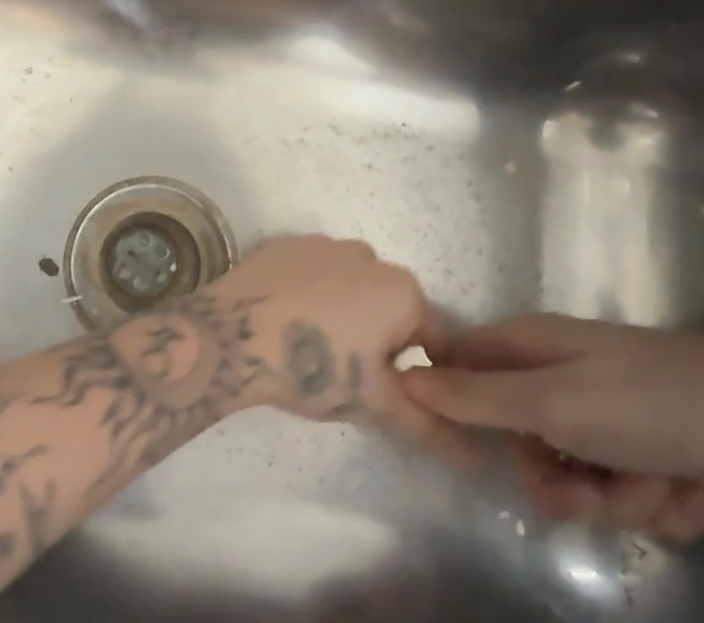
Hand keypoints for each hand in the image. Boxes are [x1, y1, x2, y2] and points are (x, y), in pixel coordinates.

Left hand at [208, 236, 462, 457]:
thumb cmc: (312, 367)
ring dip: (341, 313)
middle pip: (389, 308)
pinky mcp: (281, 244)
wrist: (228, 336)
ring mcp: (321, 243)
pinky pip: (308, 273)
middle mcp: (368, 255)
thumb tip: (476, 458)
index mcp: (402, 290)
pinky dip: (305, 294)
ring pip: (348, 287)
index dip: (420, 371)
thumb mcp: (375, 404)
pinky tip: (282, 321)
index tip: (392, 393)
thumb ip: (429, 427)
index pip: (433, 338)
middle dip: (378, 340)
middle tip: (346, 373)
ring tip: (309, 347)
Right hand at [401, 313, 703, 541]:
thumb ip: (475, 397)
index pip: (459, 365)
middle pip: (518, 439)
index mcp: (532, 347)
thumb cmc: (658, 404)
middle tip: (589, 493)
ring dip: (615, 499)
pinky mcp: (653, 450)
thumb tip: (401, 376)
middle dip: (556, 480)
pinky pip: (624, 491)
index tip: (467, 446)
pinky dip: (655, 504)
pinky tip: (690, 492)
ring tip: (659, 489)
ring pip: (576, 476)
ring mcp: (611, 413)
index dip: (452, 404)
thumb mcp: (553, 403)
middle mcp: (564, 375)